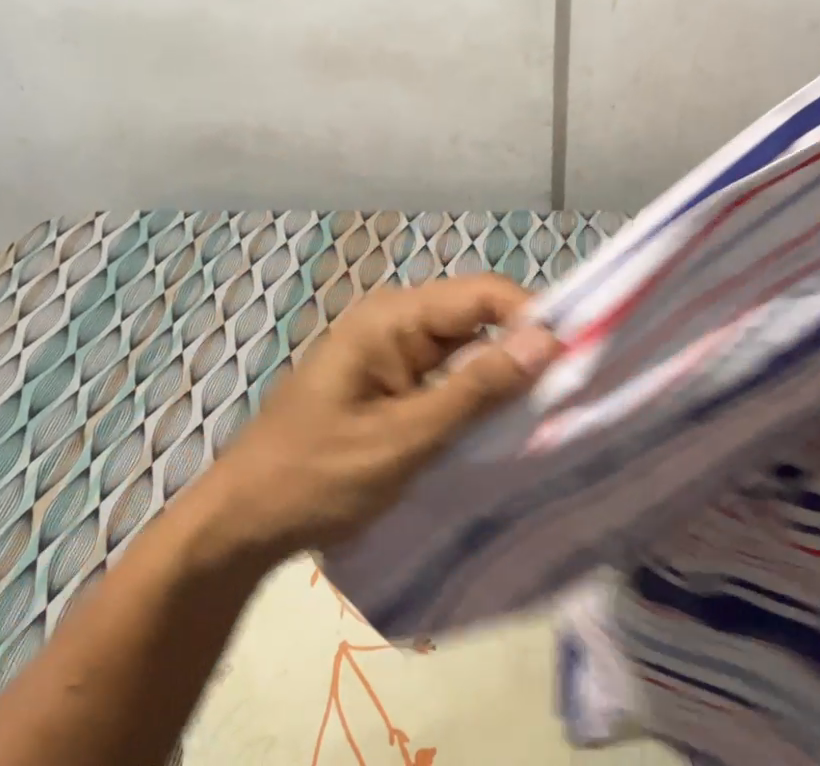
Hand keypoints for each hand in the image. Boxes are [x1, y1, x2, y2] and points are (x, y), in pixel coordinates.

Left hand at [196, 274, 558, 556]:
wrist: (243, 523)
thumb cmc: (318, 476)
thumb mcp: (405, 437)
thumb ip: (477, 388)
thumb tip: (548, 340)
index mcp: (391, 320)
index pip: (482, 295)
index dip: (532, 318)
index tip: (576, 360)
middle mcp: (394, 325)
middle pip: (477, 320)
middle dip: (522, 352)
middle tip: (569, 394)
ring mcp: (391, 357)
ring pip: (466, 352)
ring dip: (502, 380)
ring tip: (547, 413)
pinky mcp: (391, 388)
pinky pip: (447, 380)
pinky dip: (476, 400)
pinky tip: (504, 428)